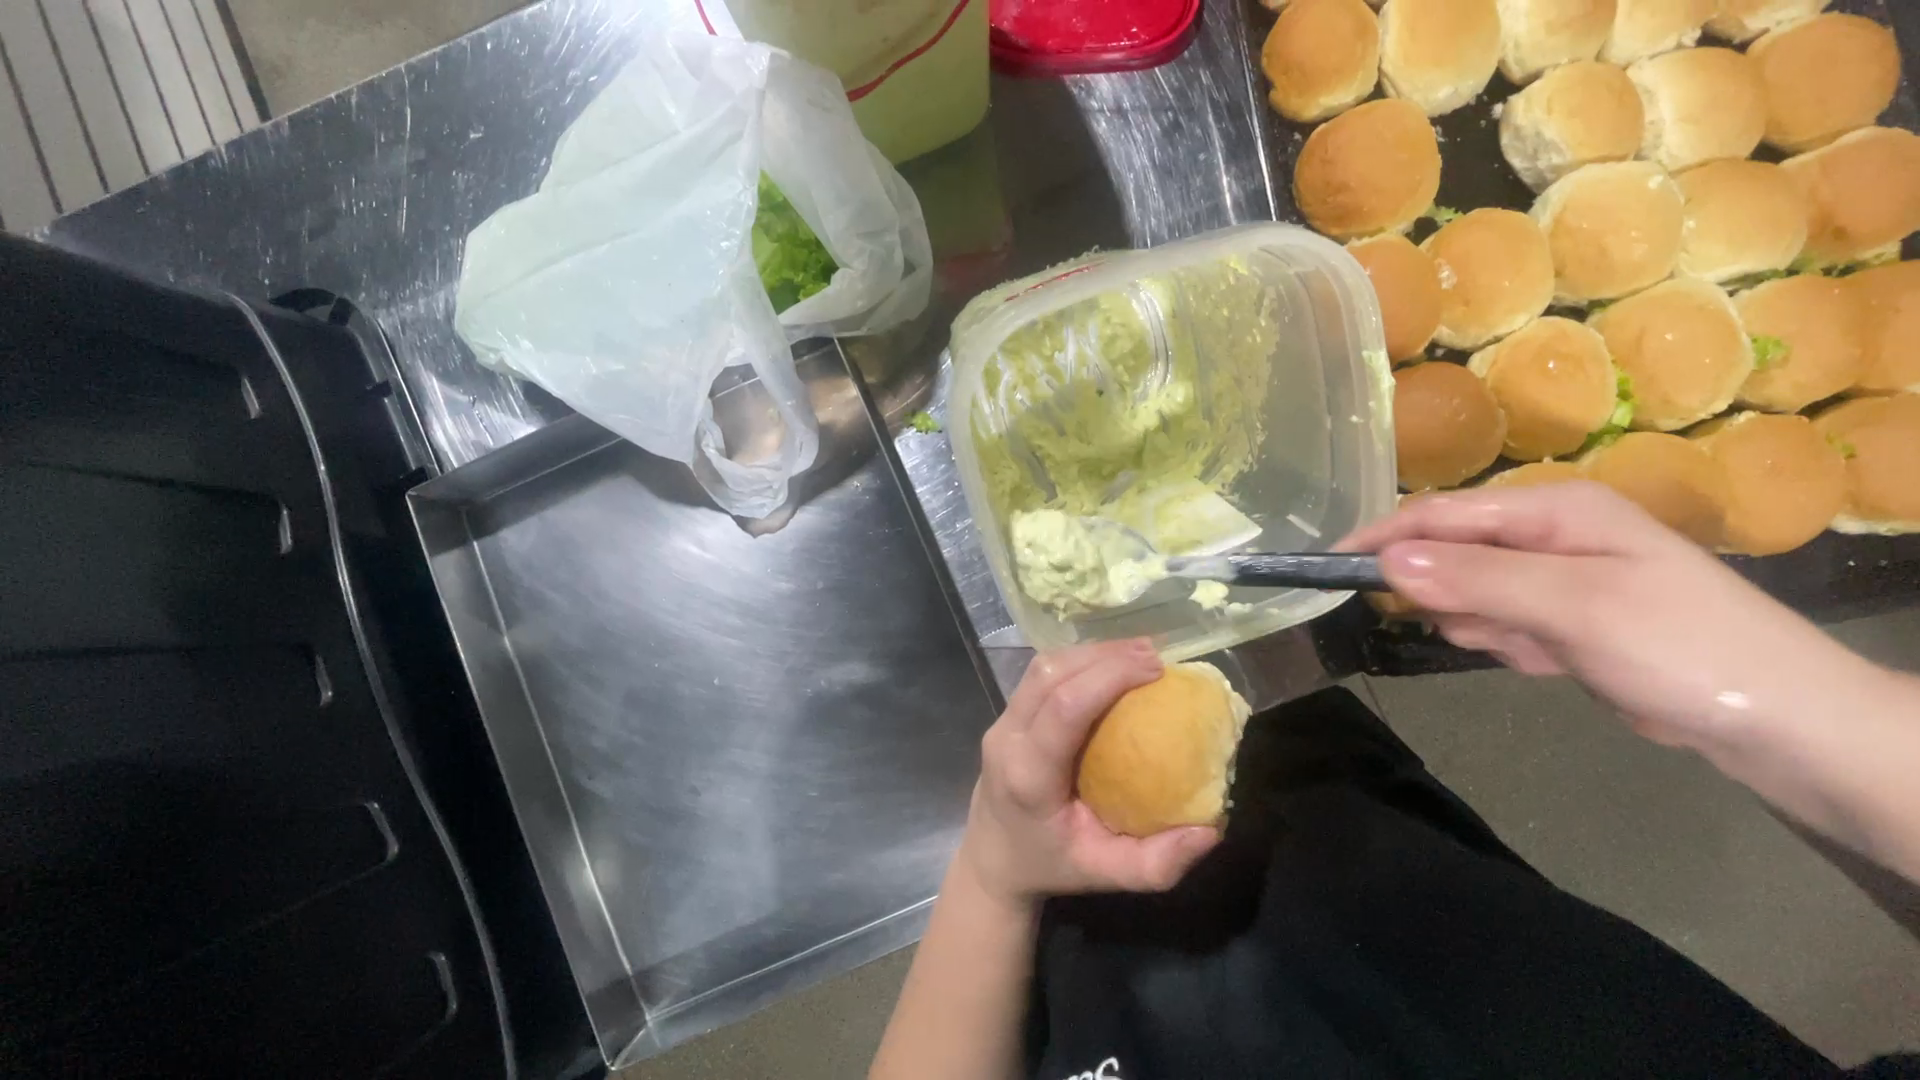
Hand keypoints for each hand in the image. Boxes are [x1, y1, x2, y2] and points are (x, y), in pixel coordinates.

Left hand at [958, 640, 1220, 906]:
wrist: (993, 859)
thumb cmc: (1051, 864)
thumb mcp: (1105, 875)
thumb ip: (1157, 863)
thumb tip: (1210, 831)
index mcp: (1028, 775)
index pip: (1064, 707)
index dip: (1109, 676)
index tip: (1157, 670)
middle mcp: (1007, 739)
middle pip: (1051, 674)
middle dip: (1105, 655)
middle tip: (1157, 657)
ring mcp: (1001, 722)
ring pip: (1042, 667)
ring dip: (1091, 653)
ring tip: (1140, 655)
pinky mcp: (1007, 715)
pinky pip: (1040, 675)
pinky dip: (1078, 662)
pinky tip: (1111, 667)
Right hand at [1338, 482, 1883, 751]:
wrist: (1776, 721)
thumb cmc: (1680, 647)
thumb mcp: (1574, 607)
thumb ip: (1476, 579)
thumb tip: (1385, 563)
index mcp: (1552, 509)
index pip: (1440, 514)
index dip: (1382, 538)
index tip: (1327, 568)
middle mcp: (1547, 533)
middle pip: (1448, 553)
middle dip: (1446, 595)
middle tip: (1479, 630)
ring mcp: (1554, 576)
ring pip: (1467, 593)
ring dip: (1480, 625)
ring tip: (1527, 650)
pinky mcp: (1558, 617)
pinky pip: (1496, 622)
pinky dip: (1504, 644)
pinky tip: (1543, 661)